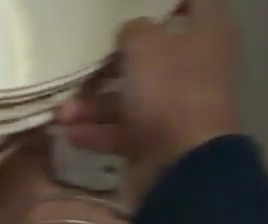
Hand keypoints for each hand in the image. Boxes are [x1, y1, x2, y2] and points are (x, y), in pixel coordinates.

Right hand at [56, 0, 241, 196]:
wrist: (181, 164)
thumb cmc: (170, 91)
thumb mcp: (146, 46)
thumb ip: (133, 30)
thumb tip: (128, 31)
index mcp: (207, 30)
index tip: (129, 3)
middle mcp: (193, 66)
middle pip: (152, 53)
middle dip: (113, 58)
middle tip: (82, 55)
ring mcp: (173, 106)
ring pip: (129, 96)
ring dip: (93, 103)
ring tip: (60, 111)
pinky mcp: (154, 140)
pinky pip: (120, 130)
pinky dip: (96, 132)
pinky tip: (68, 133)